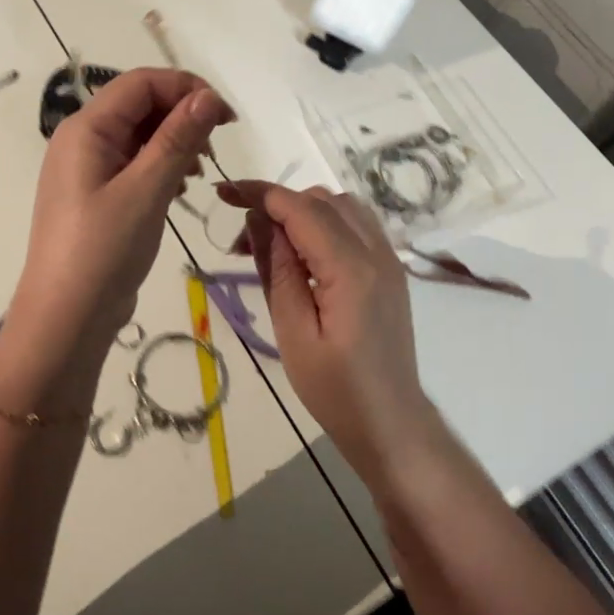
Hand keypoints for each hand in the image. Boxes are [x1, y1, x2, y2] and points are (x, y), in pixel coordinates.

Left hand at [6, 68, 232, 364]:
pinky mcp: (96, 197)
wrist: (66, 316)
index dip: (187, 89)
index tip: (226, 118)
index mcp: (86, 129)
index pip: (141, 83)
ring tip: (198, 173)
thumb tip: (207, 97)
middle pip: (139, 105)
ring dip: (174, 143)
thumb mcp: (147, 190)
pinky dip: (161, 167)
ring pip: (138, 136)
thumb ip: (177, 139)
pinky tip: (180, 190)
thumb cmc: (103, 249)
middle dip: (182, 116)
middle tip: (216, 147)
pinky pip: (132, 164)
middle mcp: (82, 141)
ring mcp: (87, 170)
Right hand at [217, 181, 436, 481]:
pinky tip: (302, 255)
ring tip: (269, 246)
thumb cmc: (335, 390)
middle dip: (278, 205)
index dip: (260, 193)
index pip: (301, 208)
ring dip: (302, 212)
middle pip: (322, 200)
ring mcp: (388, 260)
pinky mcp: (389, 271)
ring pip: (342, 206)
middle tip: (240, 242)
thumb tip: (259, 220)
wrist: (389, 422)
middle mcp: (376, 253)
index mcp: (351, 269)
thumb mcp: (293, 332)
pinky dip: (324, 224)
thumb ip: (278, 270)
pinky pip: (356, 225)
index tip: (223, 192)